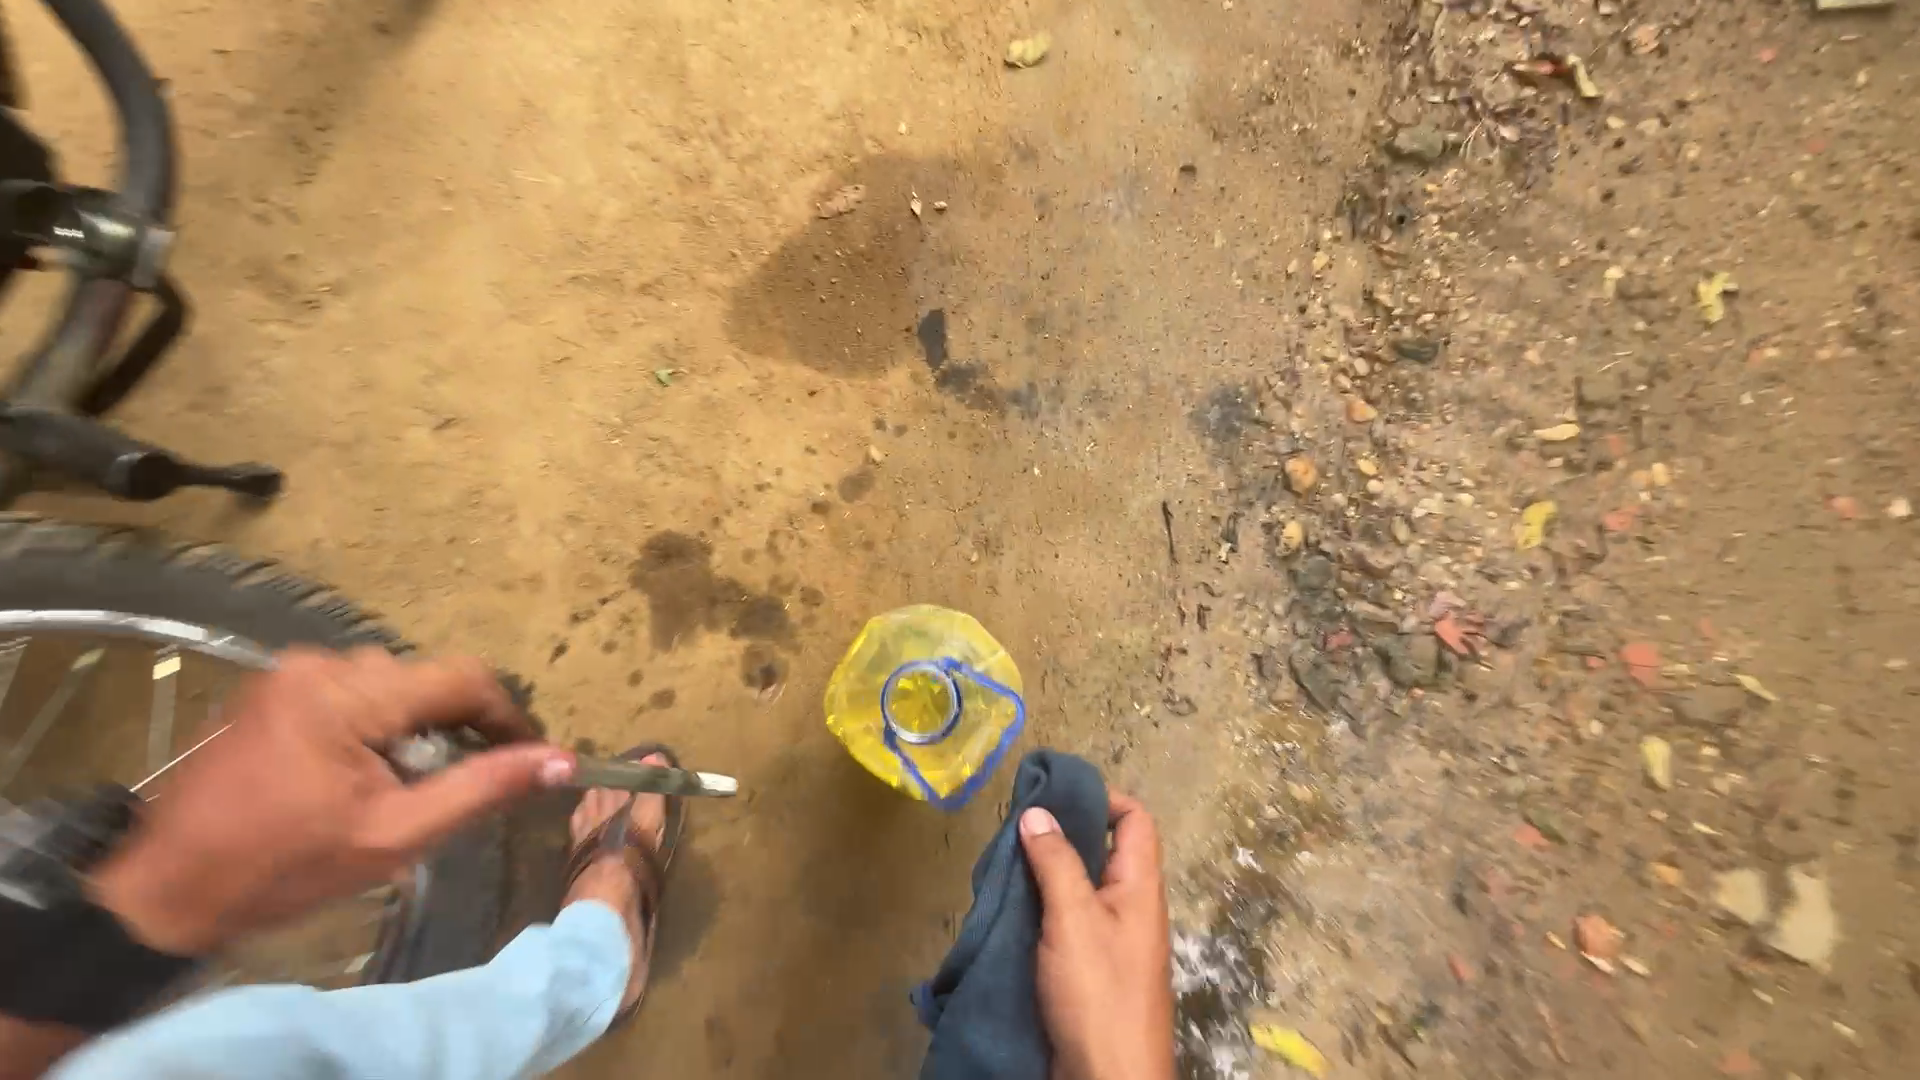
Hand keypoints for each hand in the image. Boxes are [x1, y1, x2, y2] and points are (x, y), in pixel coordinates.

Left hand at [89, 648, 576, 954]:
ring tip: (410, 776)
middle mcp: (320, 665)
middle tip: (459, 777)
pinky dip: (382, 718)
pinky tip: (369, 763)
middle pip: (429, 678)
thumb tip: (563, 761)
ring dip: (420, 720)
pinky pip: (359, 686)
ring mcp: (291, 671)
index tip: (528, 754)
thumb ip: (484, 787)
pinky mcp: (275, 685)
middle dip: (458, 723)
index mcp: (346, 697)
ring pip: (397, 680)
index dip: (506, 715)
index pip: (464, 679)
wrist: (158, 894)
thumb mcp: (396, 835)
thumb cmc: (283, 868)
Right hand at [1019, 792, 1175, 1079]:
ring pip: (1080, 885)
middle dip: (1064, 831)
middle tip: (1019, 822)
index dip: (1103, 797)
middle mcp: (1131, 907)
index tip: (1057, 791)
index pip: (1135, 820)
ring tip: (1007, 857)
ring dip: (1047, 869)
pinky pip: (1068, 919)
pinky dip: (1042, 904)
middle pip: (1103, 850)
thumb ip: (1057, 862)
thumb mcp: (1074, 919)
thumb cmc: (1098, 994)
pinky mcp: (1089, 969)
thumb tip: (1037, 811)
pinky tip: (1011, 903)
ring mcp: (1111, 940)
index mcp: (1140, 888)